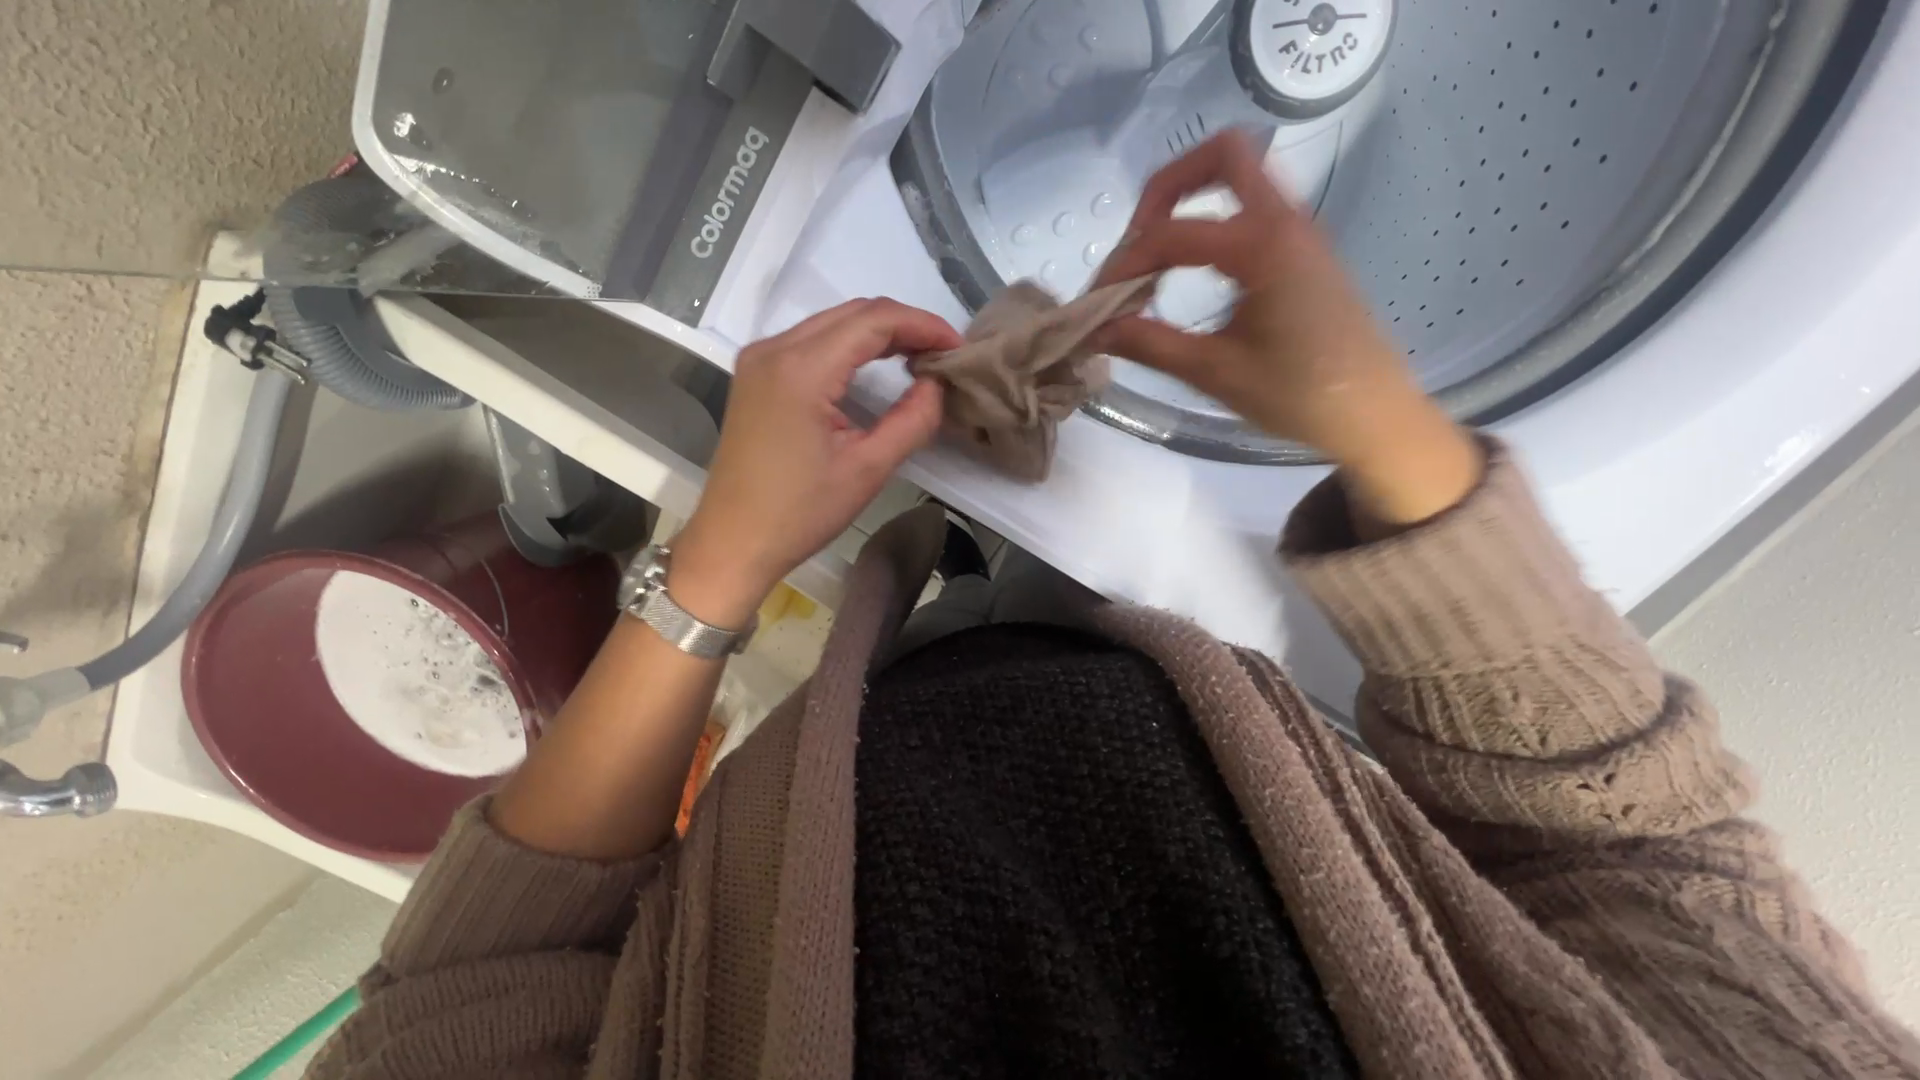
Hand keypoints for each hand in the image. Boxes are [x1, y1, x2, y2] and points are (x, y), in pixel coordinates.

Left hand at [668, 299, 962, 626]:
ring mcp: (759, 359)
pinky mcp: (754, 375)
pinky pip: (810, 341)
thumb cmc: (800, 513)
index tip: (956, 347)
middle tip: (941, 354)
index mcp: (801, 369)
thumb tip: (937, 384)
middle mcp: (774, 348)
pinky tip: (874, 368)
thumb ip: (912, 419)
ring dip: (876, 333)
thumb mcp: (868, 468)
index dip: (922, 325)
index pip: (874, 320)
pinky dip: (848, 346)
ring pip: (830, 322)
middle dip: (903, 325)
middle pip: (852, 313)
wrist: (734, 541)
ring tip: (917, 359)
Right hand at [1090, 131, 1480, 527]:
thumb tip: (1096, 330)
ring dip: (1191, 202)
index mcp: (1262, 246)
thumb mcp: (1215, 372)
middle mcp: (1285, 221)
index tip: (1098, 302)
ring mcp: (1300, 232)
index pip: (1172, 232)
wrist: (1373, 414)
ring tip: (1156, 259)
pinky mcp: (1304, 251)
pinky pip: (1253, 209)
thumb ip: (1150, 343)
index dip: (1125, 262)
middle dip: (1166, 188)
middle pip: (1221, 156)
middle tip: (1136, 242)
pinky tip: (1192, 273)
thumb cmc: (1298, 395)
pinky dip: (1213, 222)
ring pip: (1242, 177)